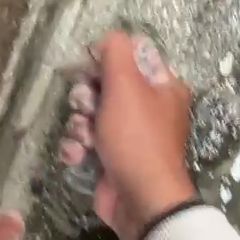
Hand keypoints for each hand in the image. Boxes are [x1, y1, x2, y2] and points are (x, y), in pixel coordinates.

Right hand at [58, 30, 195, 239]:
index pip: (129, 56)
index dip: (104, 59)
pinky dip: (77, 147)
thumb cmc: (136, 137)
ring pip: (89, 114)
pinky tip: (79, 156)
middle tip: (87, 108)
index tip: (89, 68)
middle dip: (86, 97)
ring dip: (78, 124)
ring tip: (85, 138)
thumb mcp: (127, 84)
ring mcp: (128, 135)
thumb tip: (104, 40)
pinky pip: (84, 141)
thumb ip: (115, 52)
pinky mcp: (110, 158)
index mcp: (161, 85)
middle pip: (103, 85)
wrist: (140, 199)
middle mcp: (147, 107)